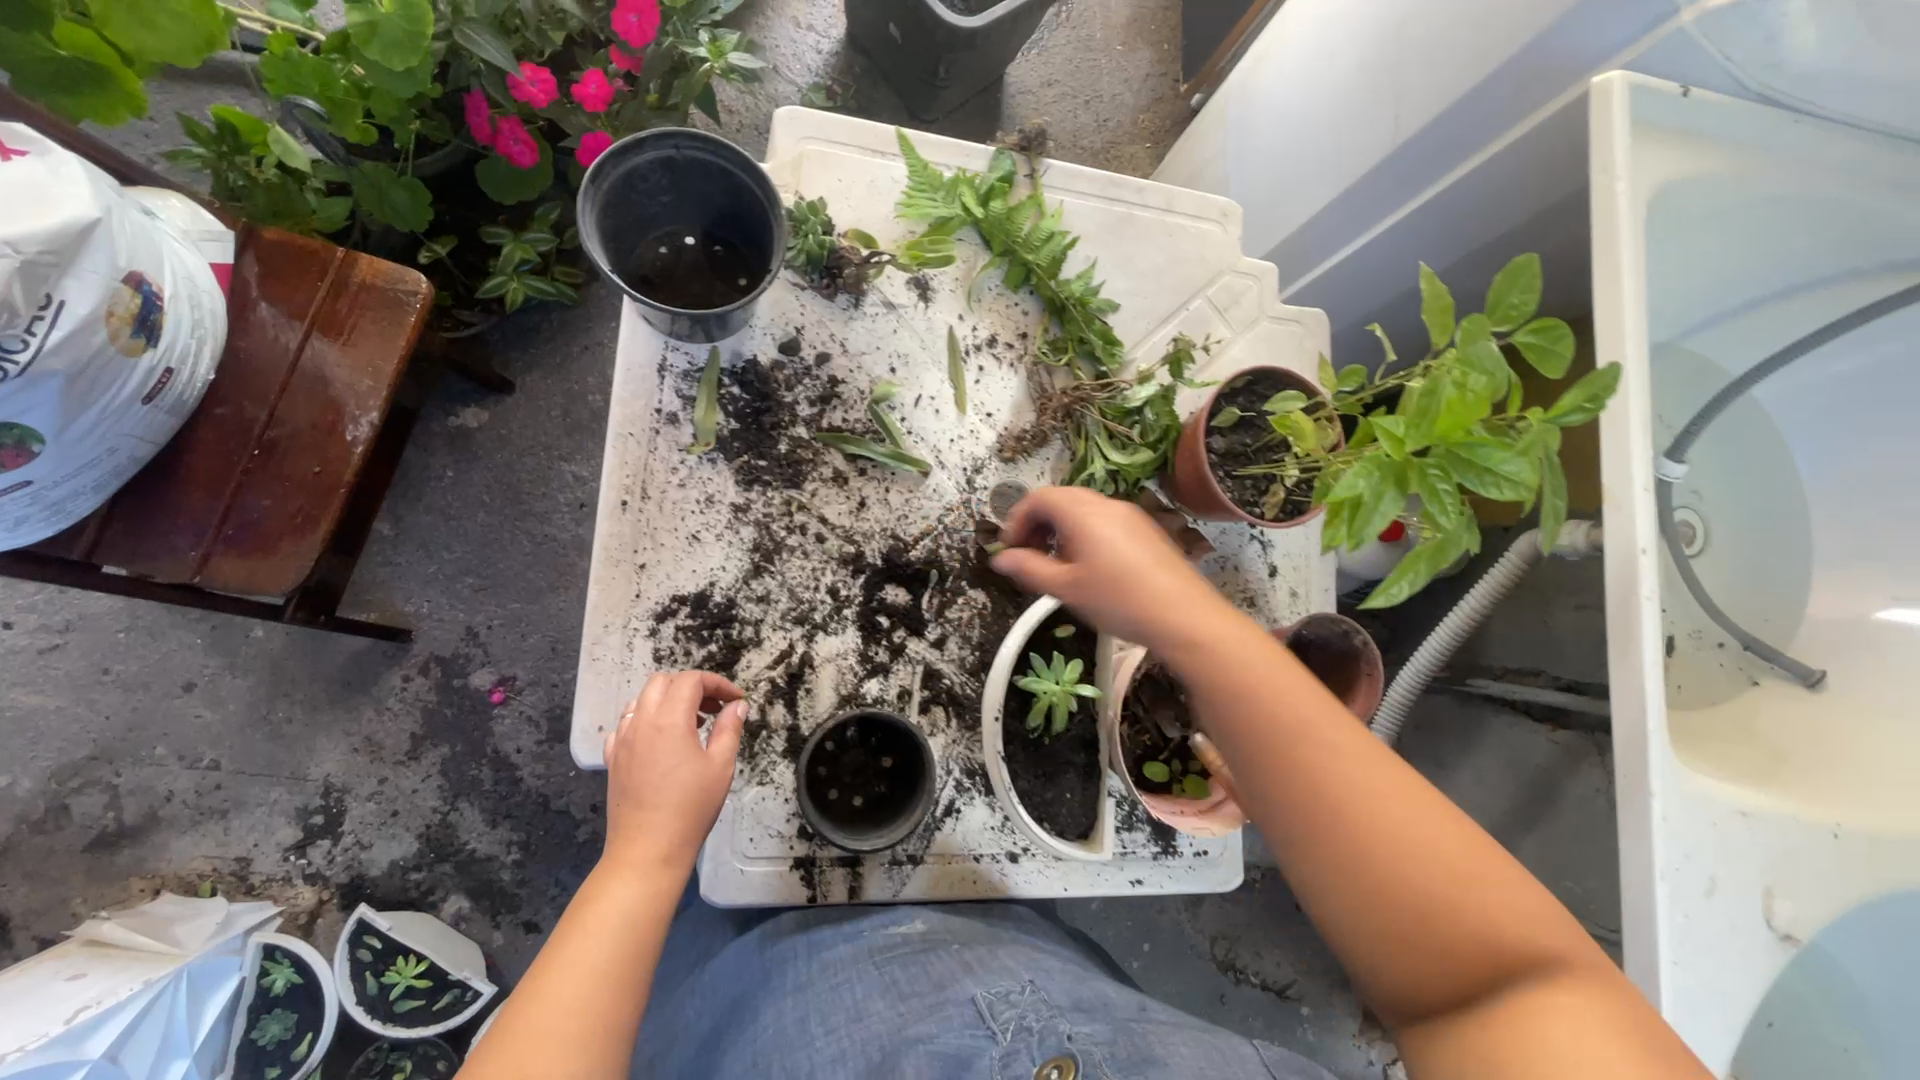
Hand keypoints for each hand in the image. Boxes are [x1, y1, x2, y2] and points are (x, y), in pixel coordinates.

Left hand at [602, 671, 746, 874]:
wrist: (647, 849)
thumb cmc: (690, 808)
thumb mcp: (721, 766)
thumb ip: (729, 729)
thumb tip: (737, 705)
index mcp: (669, 719)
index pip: (691, 680)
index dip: (717, 683)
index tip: (736, 700)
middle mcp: (640, 721)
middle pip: (663, 682)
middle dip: (691, 687)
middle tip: (714, 708)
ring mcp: (622, 740)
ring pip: (641, 700)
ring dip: (667, 701)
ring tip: (691, 724)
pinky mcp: (613, 759)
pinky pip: (625, 725)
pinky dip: (646, 721)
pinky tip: (660, 742)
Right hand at [990, 486, 1233, 652]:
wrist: (1183, 616)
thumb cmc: (1118, 601)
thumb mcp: (1065, 588)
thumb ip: (1028, 569)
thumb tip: (999, 558)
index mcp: (1082, 512)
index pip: (1038, 498)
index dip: (1016, 520)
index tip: (1009, 549)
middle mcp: (1106, 504)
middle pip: (1060, 499)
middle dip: (1037, 524)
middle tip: (1027, 556)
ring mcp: (1130, 514)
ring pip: (1083, 509)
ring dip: (1060, 529)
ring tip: (1056, 565)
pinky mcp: (1146, 529)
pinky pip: (1104, 520)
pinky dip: (1084, 534)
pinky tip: (1088, 567)